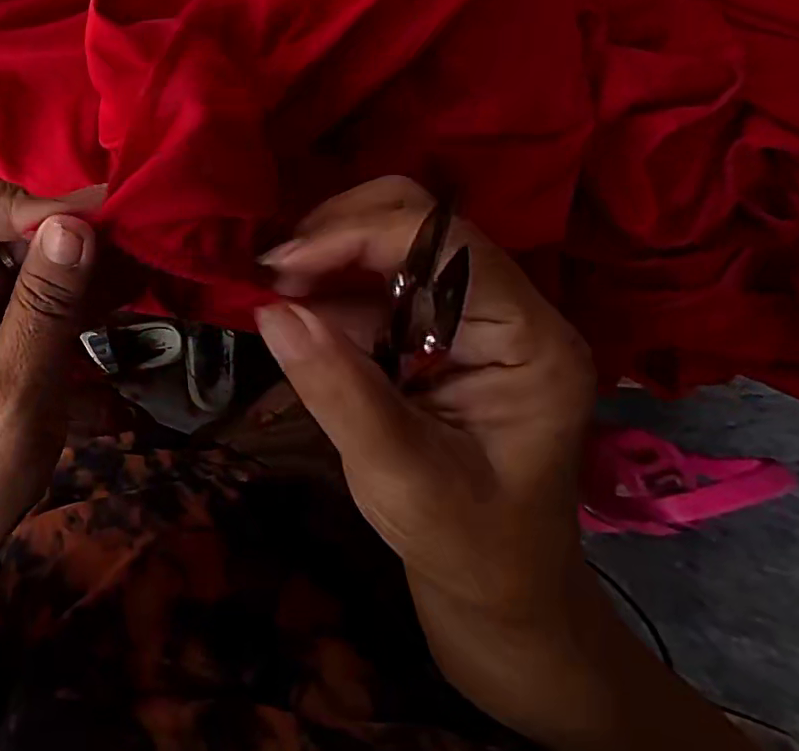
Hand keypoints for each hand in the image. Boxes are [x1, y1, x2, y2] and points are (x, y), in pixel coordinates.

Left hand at [0, 172, 103, 589]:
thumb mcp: (9, 394)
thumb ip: (42, 309)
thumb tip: (75, 225)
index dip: (19, 205)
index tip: (82, 229)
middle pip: (8, 220)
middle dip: (69, 226)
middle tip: (135, 237)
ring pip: (42, 245)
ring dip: (94, 249)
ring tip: (145, 257)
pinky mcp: (21, 318)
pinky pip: (61, 280)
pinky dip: (99, 277)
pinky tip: (138, 280)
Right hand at [254, 176, 594, 618]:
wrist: (493, 579)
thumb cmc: (466, 539)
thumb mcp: (399, 475)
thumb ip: (338, 391)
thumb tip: (271, 311)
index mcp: (528, 341)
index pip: (445, 243)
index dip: (355, 236)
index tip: (280, 270)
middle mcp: (503, 309)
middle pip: (418, 219)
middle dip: (337, 233)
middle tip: (276, 278)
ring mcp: (464, 315)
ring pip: (386, 239)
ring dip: (323, 258)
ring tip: (276, 299)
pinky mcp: (428, 328)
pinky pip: (367, 279)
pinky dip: (322, 286)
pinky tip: (295, 317)